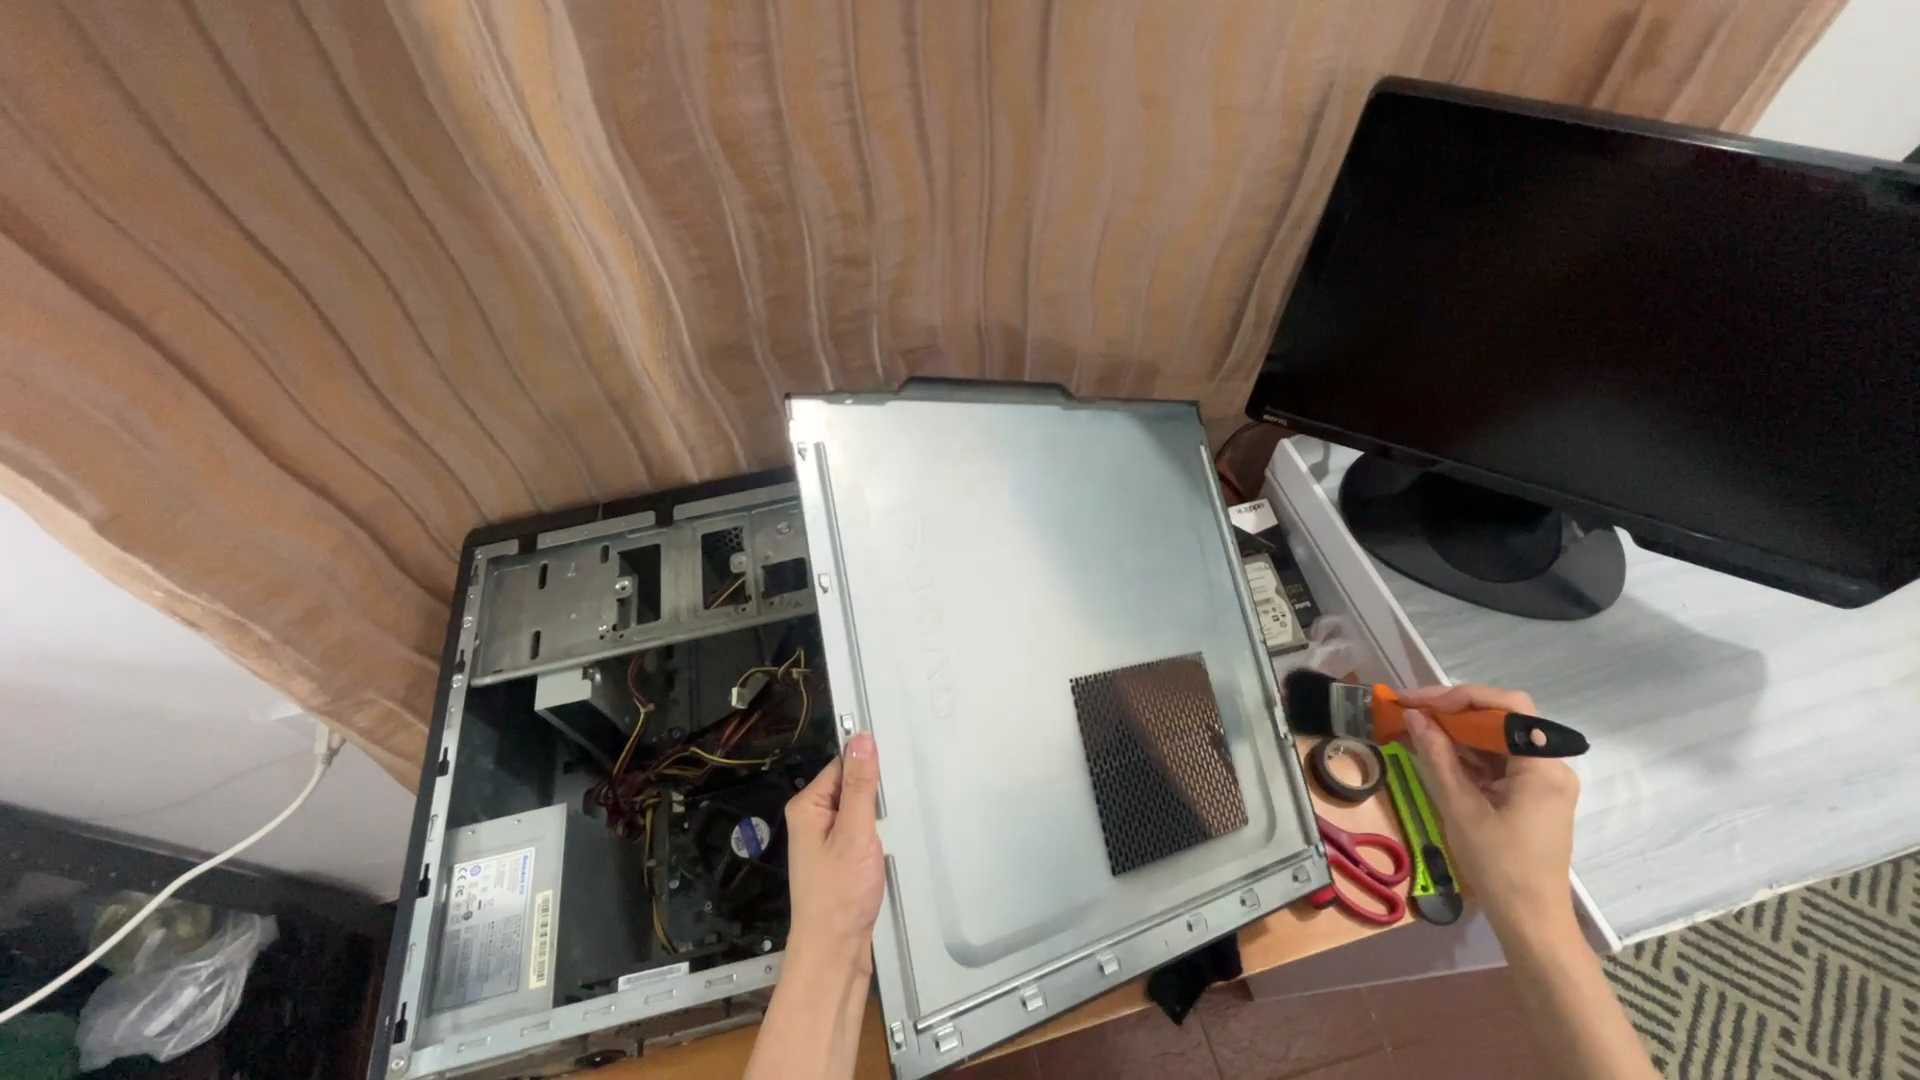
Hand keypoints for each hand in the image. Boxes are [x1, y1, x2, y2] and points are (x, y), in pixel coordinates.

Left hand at [783, 733, 884, 974]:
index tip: (894, 770)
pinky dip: (875, 834)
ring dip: (877, 817)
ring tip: (892, 829)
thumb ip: (861, 786)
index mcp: (808, 806)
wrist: (834, 951)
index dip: (867, 767)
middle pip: (850, 785)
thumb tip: (862, 739)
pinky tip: (886, 846)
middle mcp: (812, 818)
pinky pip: (859, 830)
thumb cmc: (840, 894)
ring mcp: (824, 839)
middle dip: (875, 795)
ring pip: (858, 809)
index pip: (841, 765)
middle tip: (895, 807)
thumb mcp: (855, 833)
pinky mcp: (838, 857)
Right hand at [1399, 684, 1579, 927]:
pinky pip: (1495, 760)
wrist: (1529, 918)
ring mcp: (1540, 781)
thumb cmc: (1498, 864)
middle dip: (1452, 710)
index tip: (1420, 702)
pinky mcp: (1528, 795)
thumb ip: (1437, 756)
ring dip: (1455, 730)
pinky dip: (1464, 752)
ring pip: (1495, 738)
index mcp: (1543, 767)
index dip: (1462, 696)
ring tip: (1412, 727)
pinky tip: (1432, 751)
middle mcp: (1549, 766)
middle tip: (1409, 710)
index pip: (1508, 707)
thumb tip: (1415, 716)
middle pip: (1501, 719)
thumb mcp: (1459, 806)